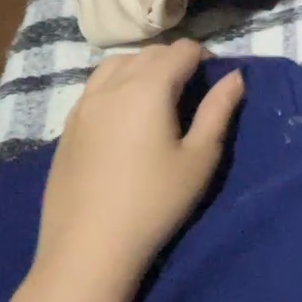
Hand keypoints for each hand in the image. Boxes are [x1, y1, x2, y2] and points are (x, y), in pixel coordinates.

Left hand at [24, 41, 244, 301]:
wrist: (87, 251)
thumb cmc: (155, 201)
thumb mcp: (201, 156)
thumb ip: (219, 109)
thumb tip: (234, 76)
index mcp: (147, 89)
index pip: (181, 51)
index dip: (205, 57)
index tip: (216, 81)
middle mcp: (111, 88)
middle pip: (148, 53)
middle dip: (175, 60)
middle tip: (195, 89)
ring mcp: (82, 108)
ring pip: (116, 65)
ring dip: (143, 67)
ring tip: (160, 96)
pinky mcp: (66, 129)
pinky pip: (96, 88)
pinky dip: (118, 85)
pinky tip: (129, 117)